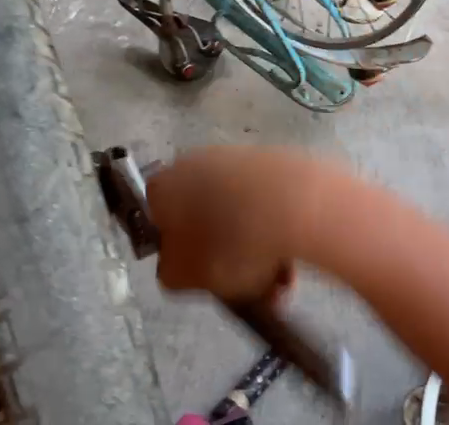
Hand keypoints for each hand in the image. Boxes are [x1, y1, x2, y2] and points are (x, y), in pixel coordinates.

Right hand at [144, 146, 343, 301]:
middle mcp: (195, 163)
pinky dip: (273, 235)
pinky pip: (264, 207)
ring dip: (253, 255)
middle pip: (201, 220)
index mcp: (163, 186)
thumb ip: (169, 273)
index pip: (155, 219)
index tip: (195, 276)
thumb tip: (177, 266)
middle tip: (240, 289)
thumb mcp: (181, 276)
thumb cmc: (226, 242)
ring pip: (237, 218)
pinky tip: (291, 267)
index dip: (175, 251)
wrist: (293, 203)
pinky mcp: (272, 163)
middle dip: (221, 258)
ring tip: (276, 287)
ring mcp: (236, 160)